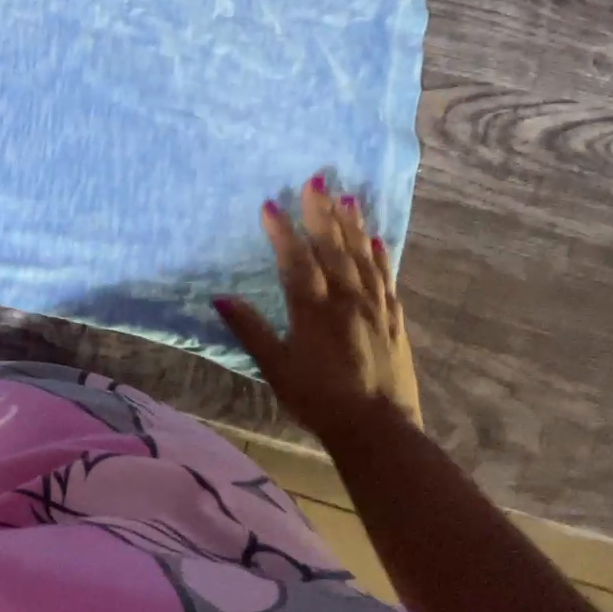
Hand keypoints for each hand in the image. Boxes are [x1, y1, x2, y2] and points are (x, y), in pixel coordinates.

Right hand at [213, 175, 422, 438]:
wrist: (380, 431)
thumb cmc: (318, 398)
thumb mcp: (275, 366)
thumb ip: (250, 329)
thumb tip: (218, 298)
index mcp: (314, 310)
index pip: (296, 260)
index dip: (281, 232)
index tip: (269, 204)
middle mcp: (347, 302)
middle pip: (333, 250)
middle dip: (322, 213)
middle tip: (317, 180)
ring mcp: (375, 310)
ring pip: (363, 259)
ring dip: (354, 227)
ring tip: (348, 198)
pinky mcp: (393, 323)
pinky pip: (386, 281)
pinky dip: (381, 258)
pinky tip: (378, 241)